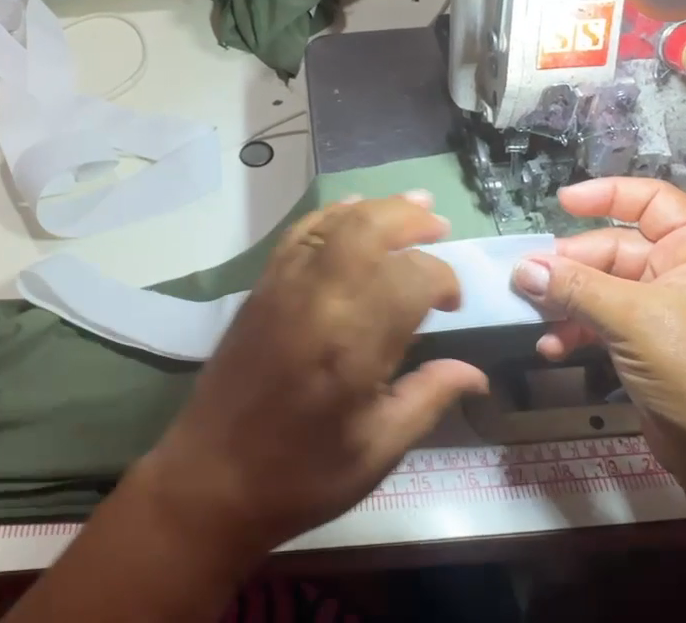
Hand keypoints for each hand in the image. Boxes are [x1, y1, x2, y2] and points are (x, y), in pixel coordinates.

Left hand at [134, 194, 489, 555]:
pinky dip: (330, 215)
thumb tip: (474, 372)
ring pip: (335, 222)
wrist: (210, 478)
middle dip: (411, 218)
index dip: (443, 281)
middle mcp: (319, 297)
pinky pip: (299, 233)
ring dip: (376, 207)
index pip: (413, 277)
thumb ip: (429, 398)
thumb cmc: (302, 474)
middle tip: (441, 225)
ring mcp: (284, 285)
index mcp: (354, 341)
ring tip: (412, 206)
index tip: (453, 306)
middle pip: (371, 227)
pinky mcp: (260, 287)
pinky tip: (350, 212)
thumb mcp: (378, 449)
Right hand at [509, 178, 685, 486]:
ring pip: (604, 289)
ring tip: (533, 317)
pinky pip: (606, 324)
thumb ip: (577, 288)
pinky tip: (552, 348)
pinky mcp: (652, 350)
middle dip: (570, 265)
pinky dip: (578, 331)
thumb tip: (522, 268)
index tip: (560, 203)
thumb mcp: (637, 322)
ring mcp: (668, 315)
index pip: (652, 201)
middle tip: (527, 281)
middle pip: (616, 249)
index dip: (607, 195)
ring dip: (567, 302)